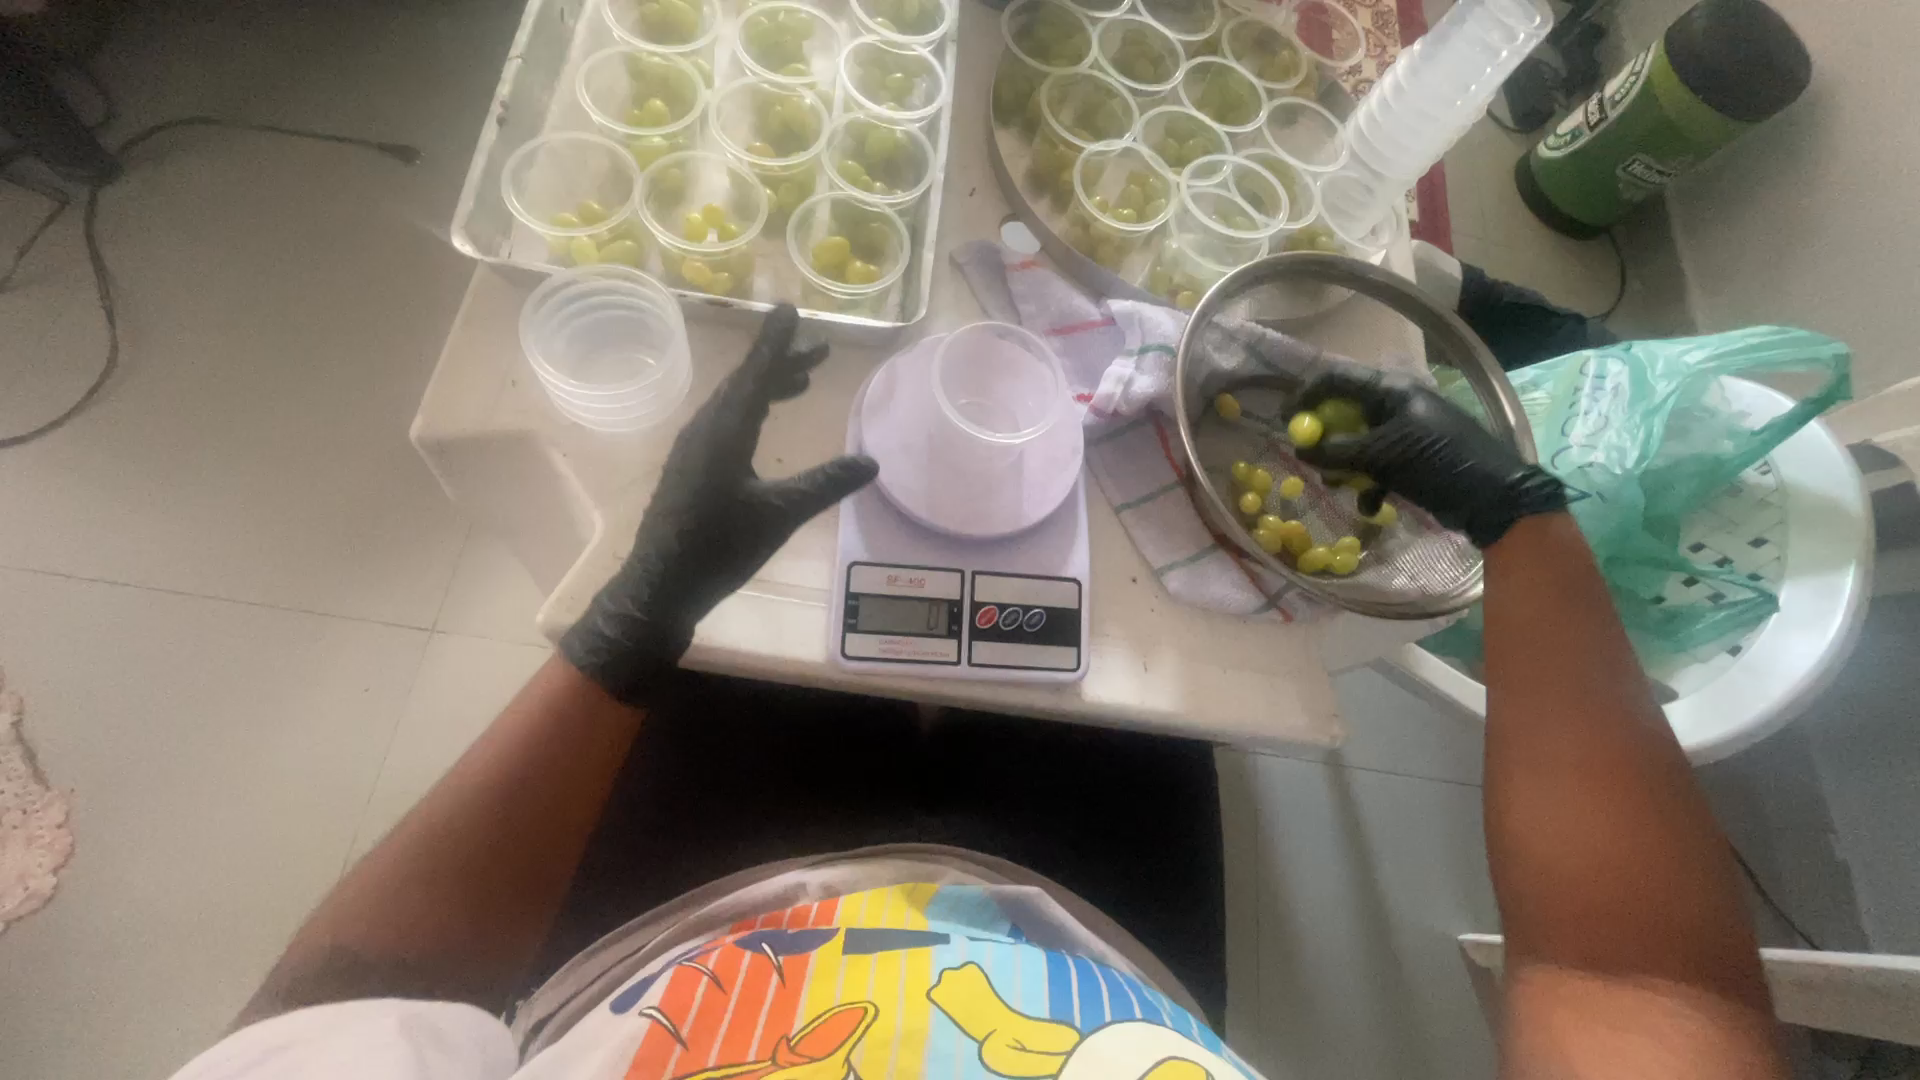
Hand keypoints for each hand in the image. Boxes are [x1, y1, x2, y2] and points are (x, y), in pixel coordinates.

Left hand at [560, 305, 877, 705]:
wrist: (660, 585)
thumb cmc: (720, 547)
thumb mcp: (781, 515)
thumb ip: (826, 484)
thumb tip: (871, 461)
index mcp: (725, 432)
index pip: (755, 374)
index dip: (776, 343)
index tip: (790, 311)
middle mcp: (706, 430)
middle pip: (745, 383)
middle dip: (781, 363)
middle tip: (819, 352)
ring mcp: (694, 449)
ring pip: (734, 403)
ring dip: (767, 388)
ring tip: (801, 383)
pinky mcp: (691, 468)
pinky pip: (725, 422)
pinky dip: (752, 411)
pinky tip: (764, 425)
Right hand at [1294, 354, 1565, 547]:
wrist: (1493, 497)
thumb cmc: (1437, 463)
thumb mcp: (1380, 456)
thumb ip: (1335, 452)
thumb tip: (1299, 450)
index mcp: (1391, 391)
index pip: (1335, 379)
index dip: (1305, 396)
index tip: (1283, 421)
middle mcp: (1395, 404)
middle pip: (1342, 413)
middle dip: (1323, 439)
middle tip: (1308, 459)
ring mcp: (1404, 431)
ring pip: (1355, 443)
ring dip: (1343, 467)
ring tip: (1341, 488)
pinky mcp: (1410, 458)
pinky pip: (1375, 465)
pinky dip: (1368, 485)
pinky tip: (1373, 505)